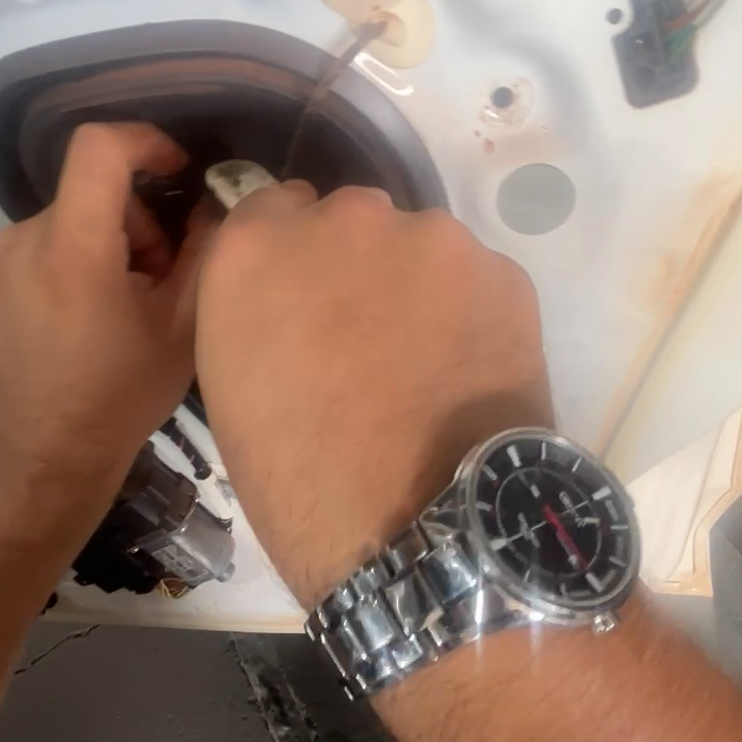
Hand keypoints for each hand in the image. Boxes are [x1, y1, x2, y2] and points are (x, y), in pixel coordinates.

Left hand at [0, 122, 212, 482]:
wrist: (53, 449)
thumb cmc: (127, 392)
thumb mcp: (184, 326)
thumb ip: (203, 253)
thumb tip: (211, 203)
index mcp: (75, 252)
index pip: (98, 149)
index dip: (144, 141)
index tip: (173, 168)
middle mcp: (19, 242)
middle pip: (88, 194)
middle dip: (132, 224)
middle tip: (153, 279)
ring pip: (62, 221)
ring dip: (97, 244)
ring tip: (113, 302)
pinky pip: (30, 244)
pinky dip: (61, 260)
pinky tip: (73, 310)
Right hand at [195, 183, 550, 606]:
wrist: (420, 533)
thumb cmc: (303, 482)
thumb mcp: (238, 388)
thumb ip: (260, 312)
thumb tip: (294, 301)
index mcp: (258, 248)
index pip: (275, 208)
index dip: (295, 260)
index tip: (309, 301)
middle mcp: (346, 219)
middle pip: (352, 222)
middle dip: (356, 267)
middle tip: (371, 340)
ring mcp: (433, 240)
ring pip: (421, 248)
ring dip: (417, 289)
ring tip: (429, 366)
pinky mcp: (503, 273)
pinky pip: (476, 281)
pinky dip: (471, 316)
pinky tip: (469, 374)